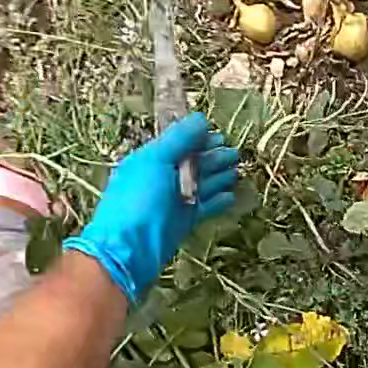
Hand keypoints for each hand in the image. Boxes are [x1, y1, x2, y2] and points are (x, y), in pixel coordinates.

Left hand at [64, 114, 238, 301]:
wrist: (130, 249)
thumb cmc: (138, 201)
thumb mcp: (155, 161)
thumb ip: (179, 139)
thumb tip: (201, 119)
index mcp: (152, 160)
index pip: (180, 143)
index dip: (200, 138)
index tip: (220, 135)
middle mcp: (164, 178)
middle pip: (194, 163)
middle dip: (214, 157)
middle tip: (235, 153)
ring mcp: (175, 201)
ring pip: (203, 184)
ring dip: (220, 176)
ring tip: (236, 171)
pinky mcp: (185, 220)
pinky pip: (206, 207)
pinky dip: (219, 201)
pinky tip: (231, 196)